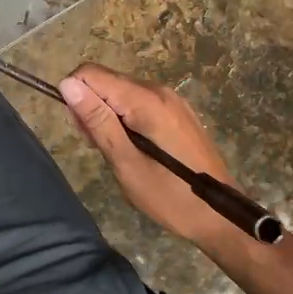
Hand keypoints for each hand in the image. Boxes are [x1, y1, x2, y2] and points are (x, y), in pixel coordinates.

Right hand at [59, 63, 239, 244]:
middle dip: (90, 106)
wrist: (225, 220)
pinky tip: (133, 145)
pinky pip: (136, 99)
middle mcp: (158, 90)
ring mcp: (170, 99)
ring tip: (116, 150)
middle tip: (97, 145)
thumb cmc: (172, 197)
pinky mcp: (176, 110)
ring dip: (106, 113)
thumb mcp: (126, 162)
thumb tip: (66, 84)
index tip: (83, 131)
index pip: (90, 73)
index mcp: (146, 101)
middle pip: (104, 79)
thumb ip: (97, 120)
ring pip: (118, 89)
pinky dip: (124, 116)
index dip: (76, 97)